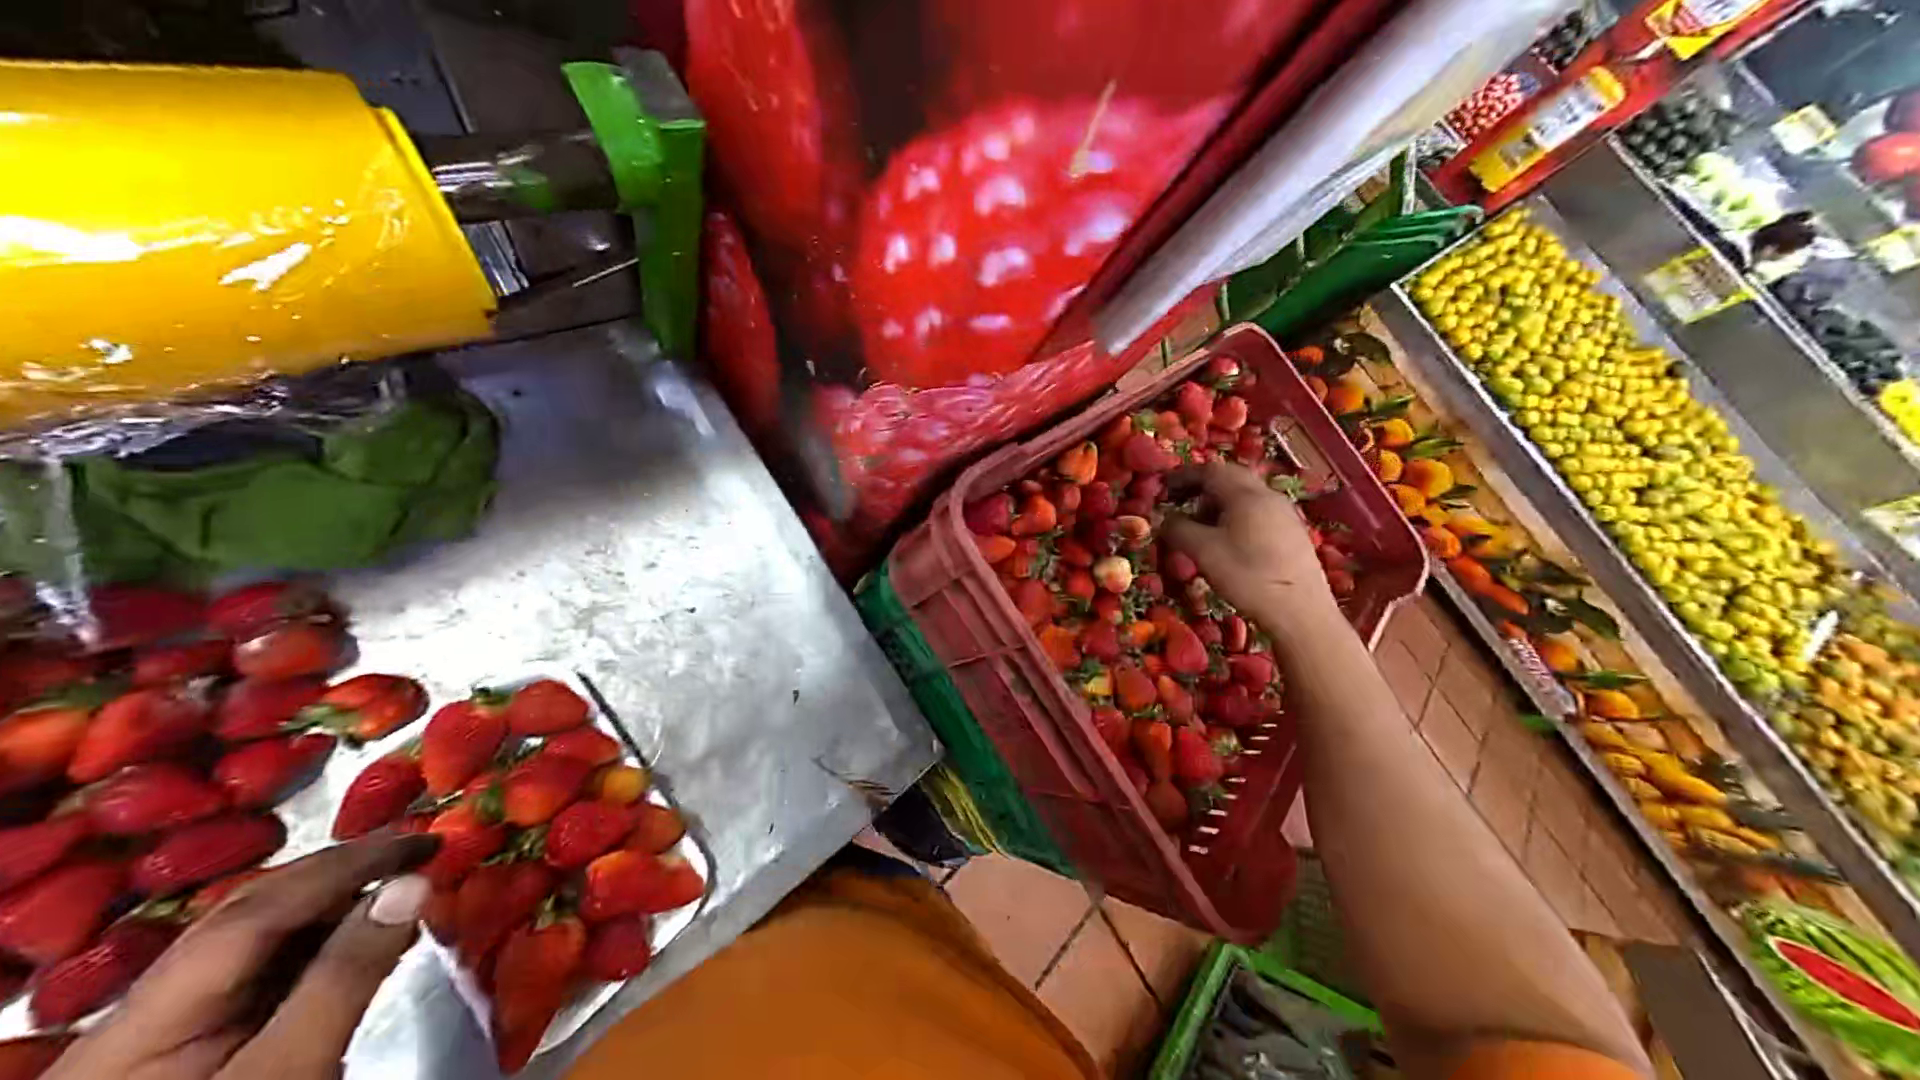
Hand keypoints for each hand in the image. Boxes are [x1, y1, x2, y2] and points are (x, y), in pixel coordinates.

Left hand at [45, 833, 436, 1079]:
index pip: (256, 913)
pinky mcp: (194, 1043)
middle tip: (415, 850)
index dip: (343, 867)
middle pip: (249, 915)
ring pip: (257, 936)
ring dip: (334, 900)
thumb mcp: (291, 1072)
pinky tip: (363, 932)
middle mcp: (144, 1010)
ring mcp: (165, 1028)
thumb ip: (347, 976)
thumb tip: (413, 884)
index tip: (422, 840)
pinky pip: (265, 966)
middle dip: (338, 874)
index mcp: (144, 1020)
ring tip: (399, 882)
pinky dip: (323, 936)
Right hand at [1162, 461, 1339, 630]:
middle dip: (1200, 488)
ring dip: (1217, 504)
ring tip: (1199, 528)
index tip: (1163, 488)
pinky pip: (1257, 512)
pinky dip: (1234, 517)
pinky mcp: (1292, 533)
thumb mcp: (1203, 552)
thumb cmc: (1248, 577)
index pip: (1210, 471)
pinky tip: (1227, 542)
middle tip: (1178, 504)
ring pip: (1244, 496)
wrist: (1300, 612)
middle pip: (1230, 479)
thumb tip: (1164, 519)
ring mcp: (1284, 513)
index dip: (1183, 476)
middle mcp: (1268, 496)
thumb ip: (1178, 529)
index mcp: (1246, 494)